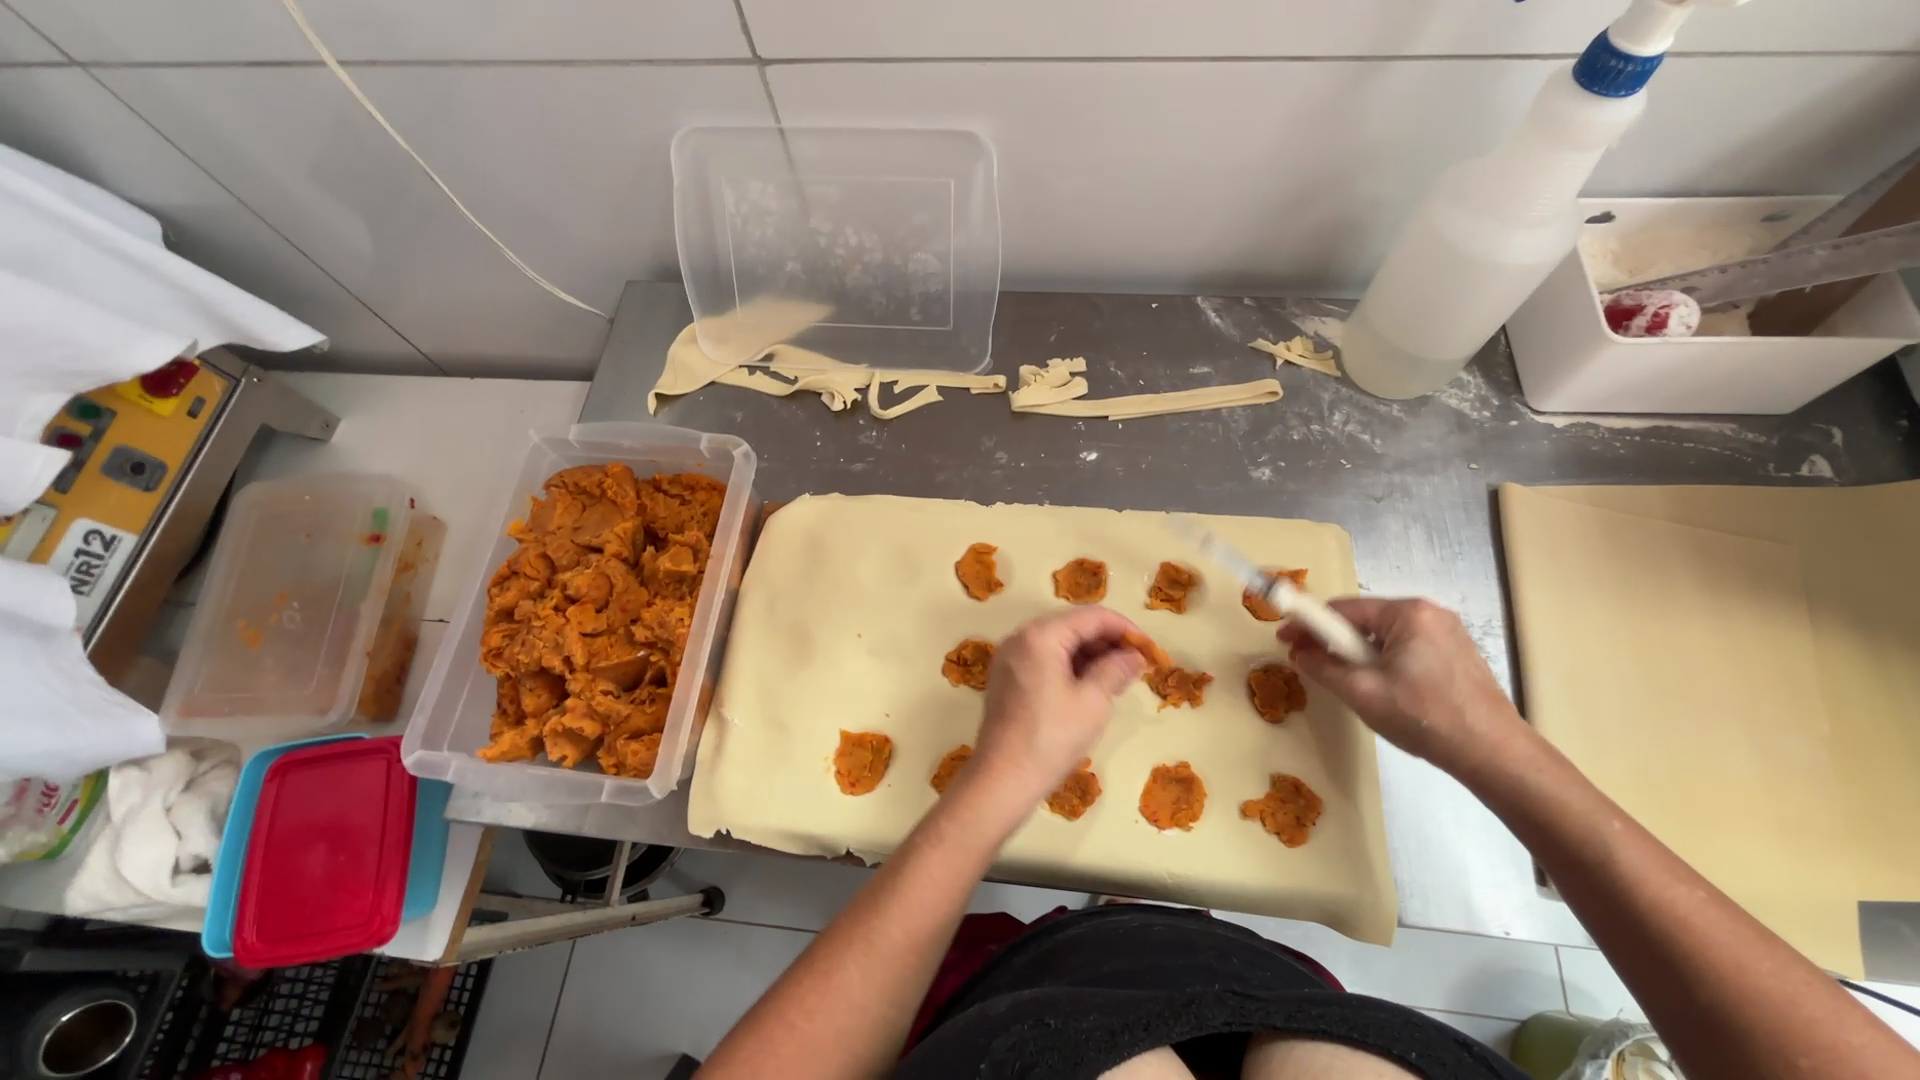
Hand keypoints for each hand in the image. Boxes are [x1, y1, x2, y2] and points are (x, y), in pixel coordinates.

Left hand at [972, 606, 1146, 802]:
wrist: (1003, 779)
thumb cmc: (1052, 737)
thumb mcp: (1093, 701)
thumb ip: (1116, 669)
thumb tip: (1135, 655)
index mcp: (1040, 635)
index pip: (1092, 616)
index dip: (1125, 629)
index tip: (1150, 650)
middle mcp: (1020, 637)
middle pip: (1073, 625)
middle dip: (1107, 642)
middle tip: (1137, 666)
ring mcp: (1010, 658)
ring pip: (1059, 643)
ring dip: (1090, 655)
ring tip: (1119, 678)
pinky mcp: (1007, 678)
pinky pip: (1044, 659)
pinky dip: (1070, 666)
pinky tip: (1090, 686)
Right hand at [1280, 597, 1530, 775]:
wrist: (1493, 753)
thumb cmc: (1424, 717)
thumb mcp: (1361, 691)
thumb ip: (1323, 666)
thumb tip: (1299, 653)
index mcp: (1408, 613)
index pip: (1343, 608)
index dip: (1308, 623)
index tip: (1284, 639)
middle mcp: (1431, 613)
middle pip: (1365, 619)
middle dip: (1333, 639)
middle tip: (1309, 661)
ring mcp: (1449, 633)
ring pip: (1386, 636)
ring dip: (1359, 652)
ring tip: (1344, 680)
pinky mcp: (1458, 655)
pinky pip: (1407, 648)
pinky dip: (1384, 660)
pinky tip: (1379, 686)